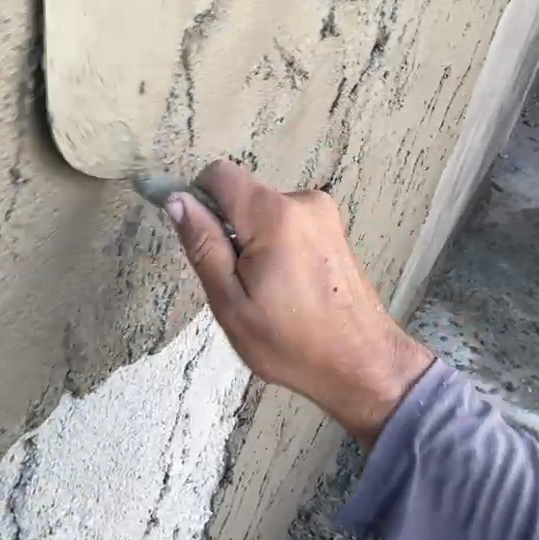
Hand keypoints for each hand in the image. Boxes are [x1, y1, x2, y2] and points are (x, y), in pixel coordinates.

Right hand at [160, 161, 433, 444]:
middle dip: (228, 231)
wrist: (362, 364)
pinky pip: (287, 224)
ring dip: (253, 243)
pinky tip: (288, 289)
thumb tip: (177, 200)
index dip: (198, 199)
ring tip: (267, 293)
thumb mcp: (231, 302)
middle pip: (242, 196)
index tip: (199, 241)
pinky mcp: (334, 229)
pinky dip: (276, 248)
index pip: (219, 175)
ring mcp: (324, 214)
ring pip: (263, 213)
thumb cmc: (289, 343)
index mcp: (273, 216)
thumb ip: (203, 245)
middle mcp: (302, 201)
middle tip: (237, 285)